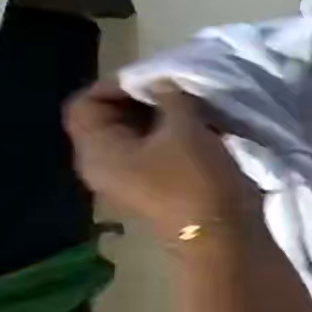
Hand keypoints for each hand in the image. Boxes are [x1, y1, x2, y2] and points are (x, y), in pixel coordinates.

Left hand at [63, 79, 259, 237]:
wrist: (224, 234)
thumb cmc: (196, 179)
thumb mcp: (184, 127)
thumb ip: (170, 95)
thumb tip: (165, 82)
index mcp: (98, 150)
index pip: (87, 102)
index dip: (119, 83)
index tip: (159, 77)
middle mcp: (107, 162)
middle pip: (114, 115)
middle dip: (147, 96)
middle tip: (183, 87)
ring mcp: (136, 175)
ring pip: (142, 131)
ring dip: (168, 114)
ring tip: (199, 105)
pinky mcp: (162, 182)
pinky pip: (162, 147)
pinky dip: (180, 132)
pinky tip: (206, 126)